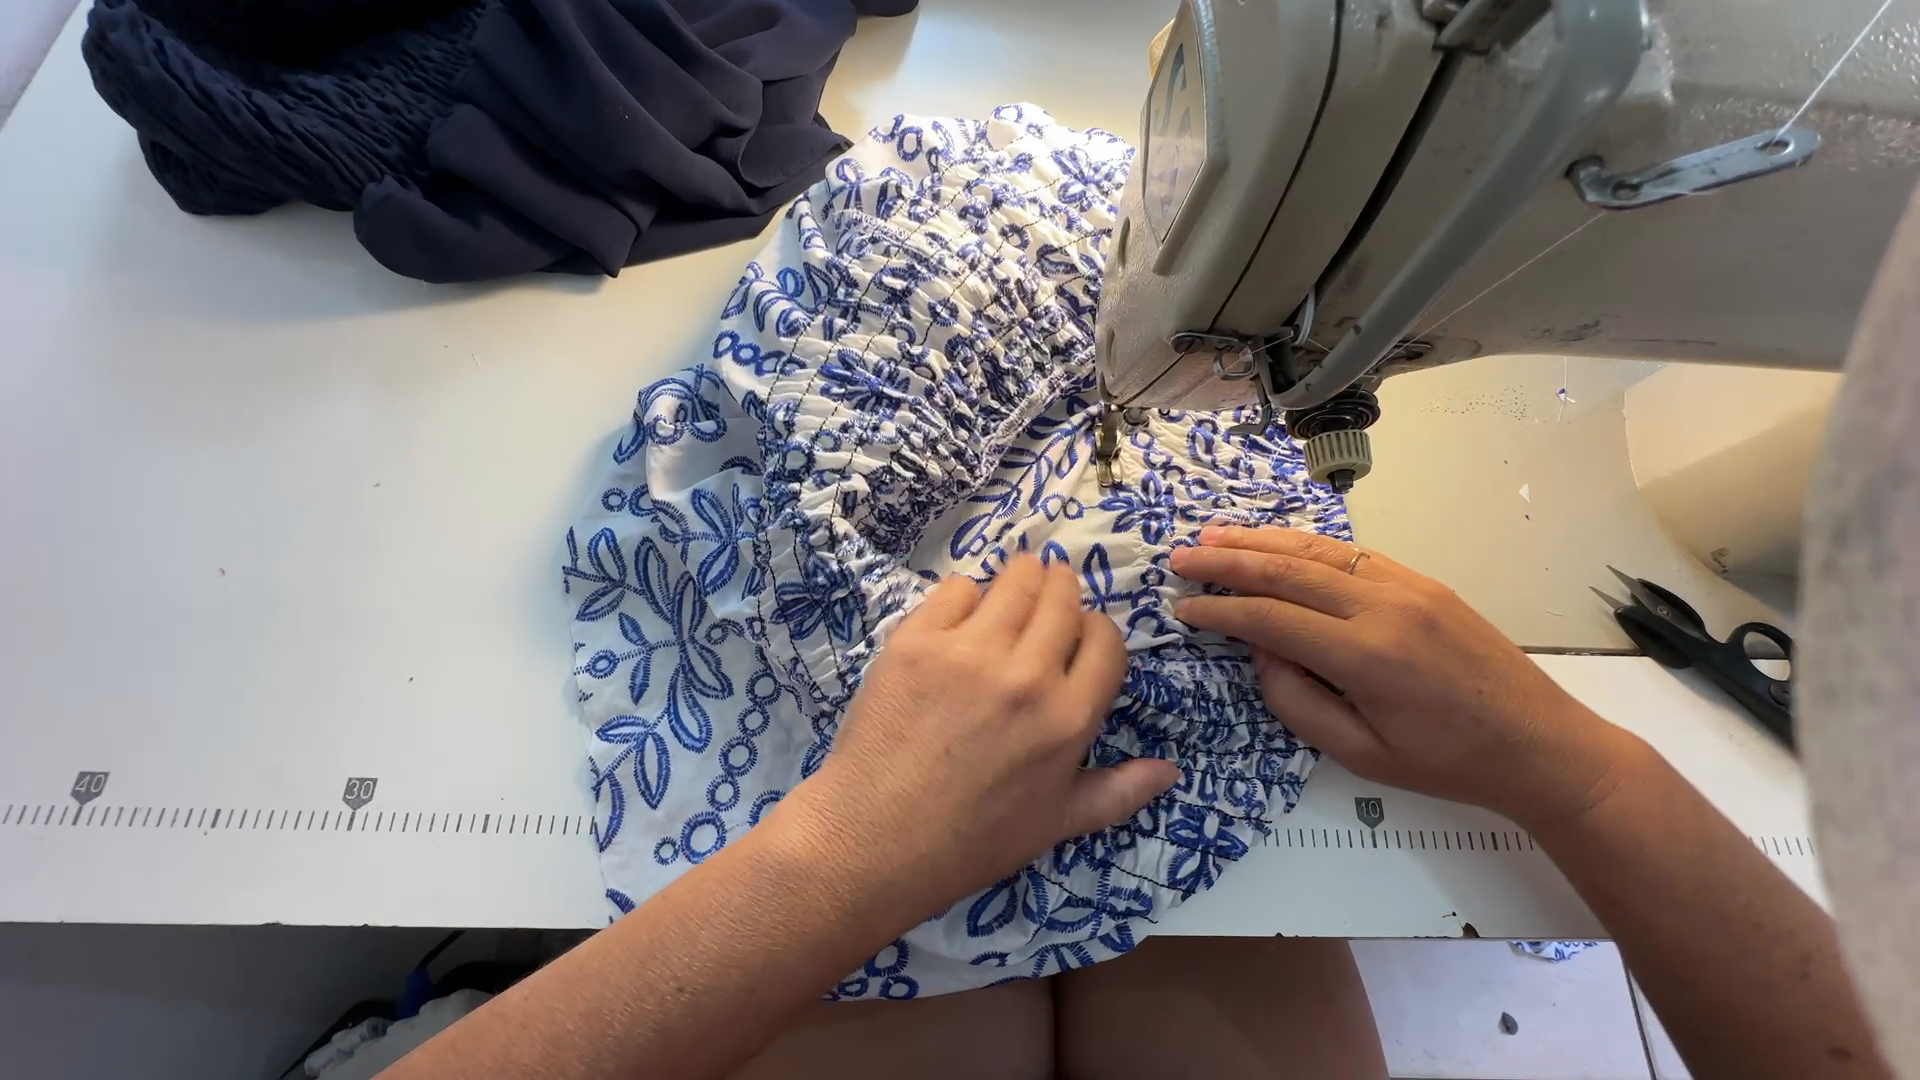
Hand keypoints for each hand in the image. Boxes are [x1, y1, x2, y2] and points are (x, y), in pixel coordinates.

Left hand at [782, 555, 1181, 914]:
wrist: (875, 838)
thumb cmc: (972, 839)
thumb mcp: (1057, 824)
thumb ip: (1119, 792)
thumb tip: (1171, 771)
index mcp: (1069, 717)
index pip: (1107, 639)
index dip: (1096, 631)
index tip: (1078, 638)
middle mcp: (1026, 674)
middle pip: (1061, 596)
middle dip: (1061, 590)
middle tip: (1046, 596)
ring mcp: (968, 652)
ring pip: (1014, 580)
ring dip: (1021, 578)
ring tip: (1011, 590)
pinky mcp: (917, 640)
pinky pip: (956, 589)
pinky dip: (965, 596)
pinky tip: (958, 619)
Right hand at [1171, 526, 1642, 828]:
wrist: (1543, 746)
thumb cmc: (1446, 762)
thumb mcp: (1360, 752)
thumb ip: (1296, 700)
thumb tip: (1260, 650)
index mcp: (1367, 656)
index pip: (1271, 619)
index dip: (1220, 611)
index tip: (1183, 608)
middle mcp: (1383, 606)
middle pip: (1286, 571)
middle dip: (1226, 561)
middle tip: (1180, 557)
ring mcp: (1407, 585)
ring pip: (1316, 550)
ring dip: (1258, 540)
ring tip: (1213, 535)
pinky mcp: (1422, 580)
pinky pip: (1350, 552)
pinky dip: (1303, 542)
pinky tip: (1274, 539)